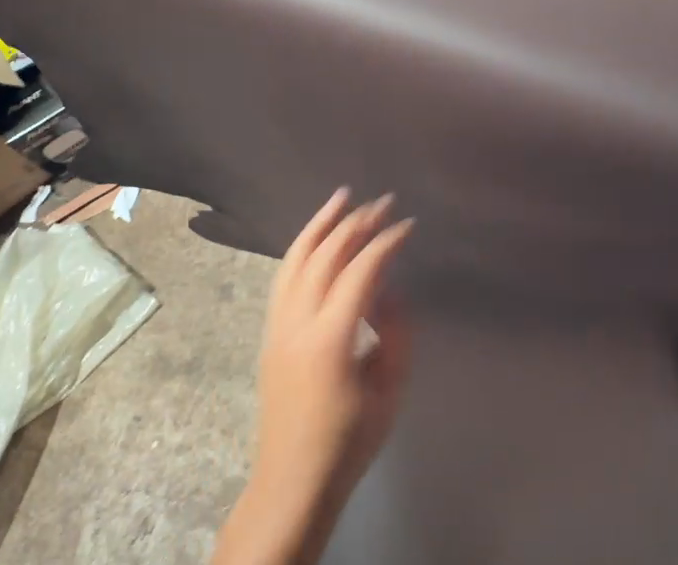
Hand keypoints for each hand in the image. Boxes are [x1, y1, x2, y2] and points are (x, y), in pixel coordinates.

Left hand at [216, 189, 413, 564]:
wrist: (293, 480)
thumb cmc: (349, 441)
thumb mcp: (390, 391)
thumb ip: (396, 334)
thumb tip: (391, 291)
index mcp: (331, 340)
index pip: (360, 272)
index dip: (385, 243)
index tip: (408, 225)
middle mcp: (297, 324)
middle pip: (325, 256)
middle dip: (356, 224)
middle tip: (384, 202)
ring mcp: (277, 327)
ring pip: (295, 260)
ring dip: (321, 224)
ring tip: (343, 197)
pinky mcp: (269, 333)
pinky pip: (283, 277)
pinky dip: (302, 248)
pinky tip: (316, 237)